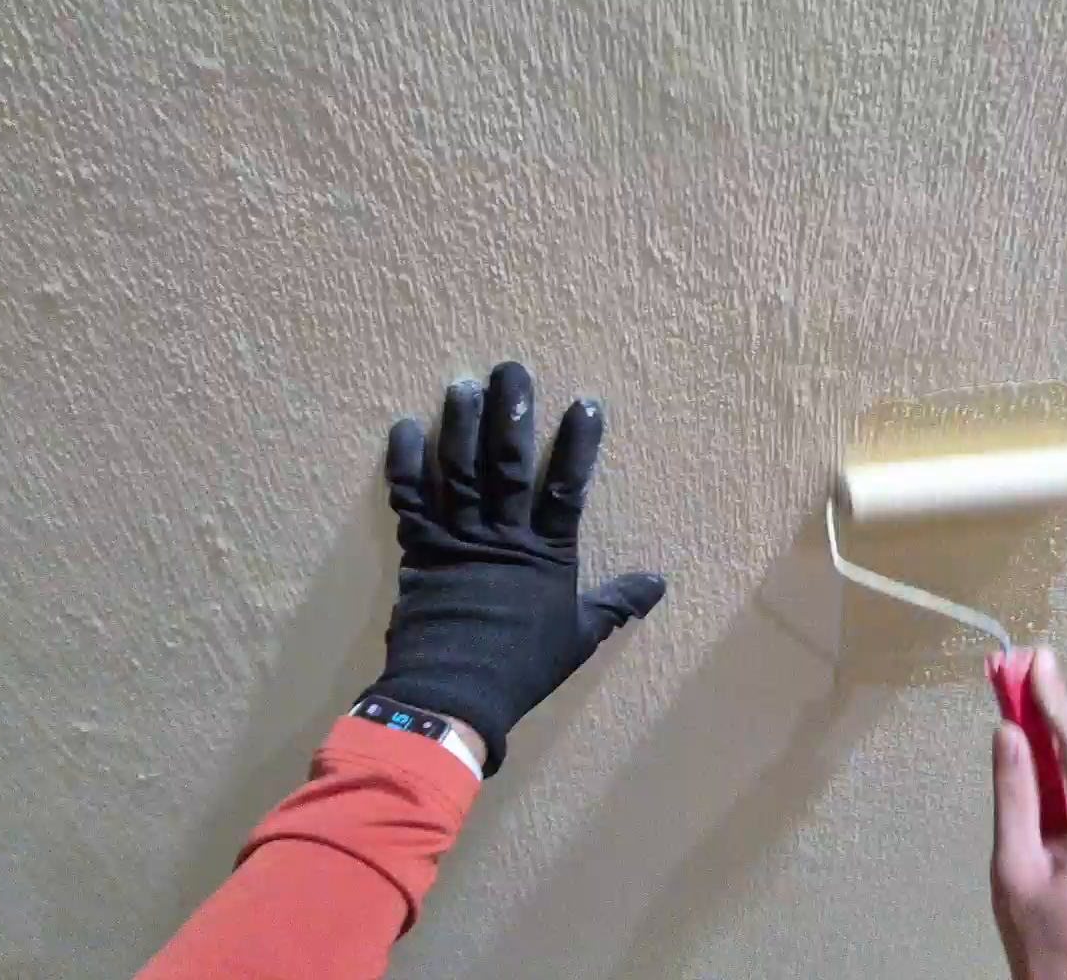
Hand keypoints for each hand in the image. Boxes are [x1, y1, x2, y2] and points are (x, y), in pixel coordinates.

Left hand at [366, 362, 666, 776]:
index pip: (566, 488)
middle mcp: (503, 535)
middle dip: (512, 415)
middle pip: (509, 465)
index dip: (578, 445)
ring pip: (460, 472)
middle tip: (511, 370)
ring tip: (463, 384)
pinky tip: (405, 428)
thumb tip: (661, 583)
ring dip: (461, 426)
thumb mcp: (581, 635)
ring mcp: (459, 539)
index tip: (586, 404)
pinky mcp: (420, 550)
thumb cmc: (524, 665)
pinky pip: (411, 501)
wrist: (453, 698)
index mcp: (546, 553)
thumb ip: (618, 602)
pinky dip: (406, 465)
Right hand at [989, 647, 1066, 979]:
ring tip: (1017, 691)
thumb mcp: (1014, 865)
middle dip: (1051, 705)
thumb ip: (1014, 793)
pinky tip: (1036, 739)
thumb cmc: (1040, 938)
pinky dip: (1060, 760)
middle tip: (1017, 665)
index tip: (1035, 657)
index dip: (1055, 698)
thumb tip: (1009, 730)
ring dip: (1052, 730)